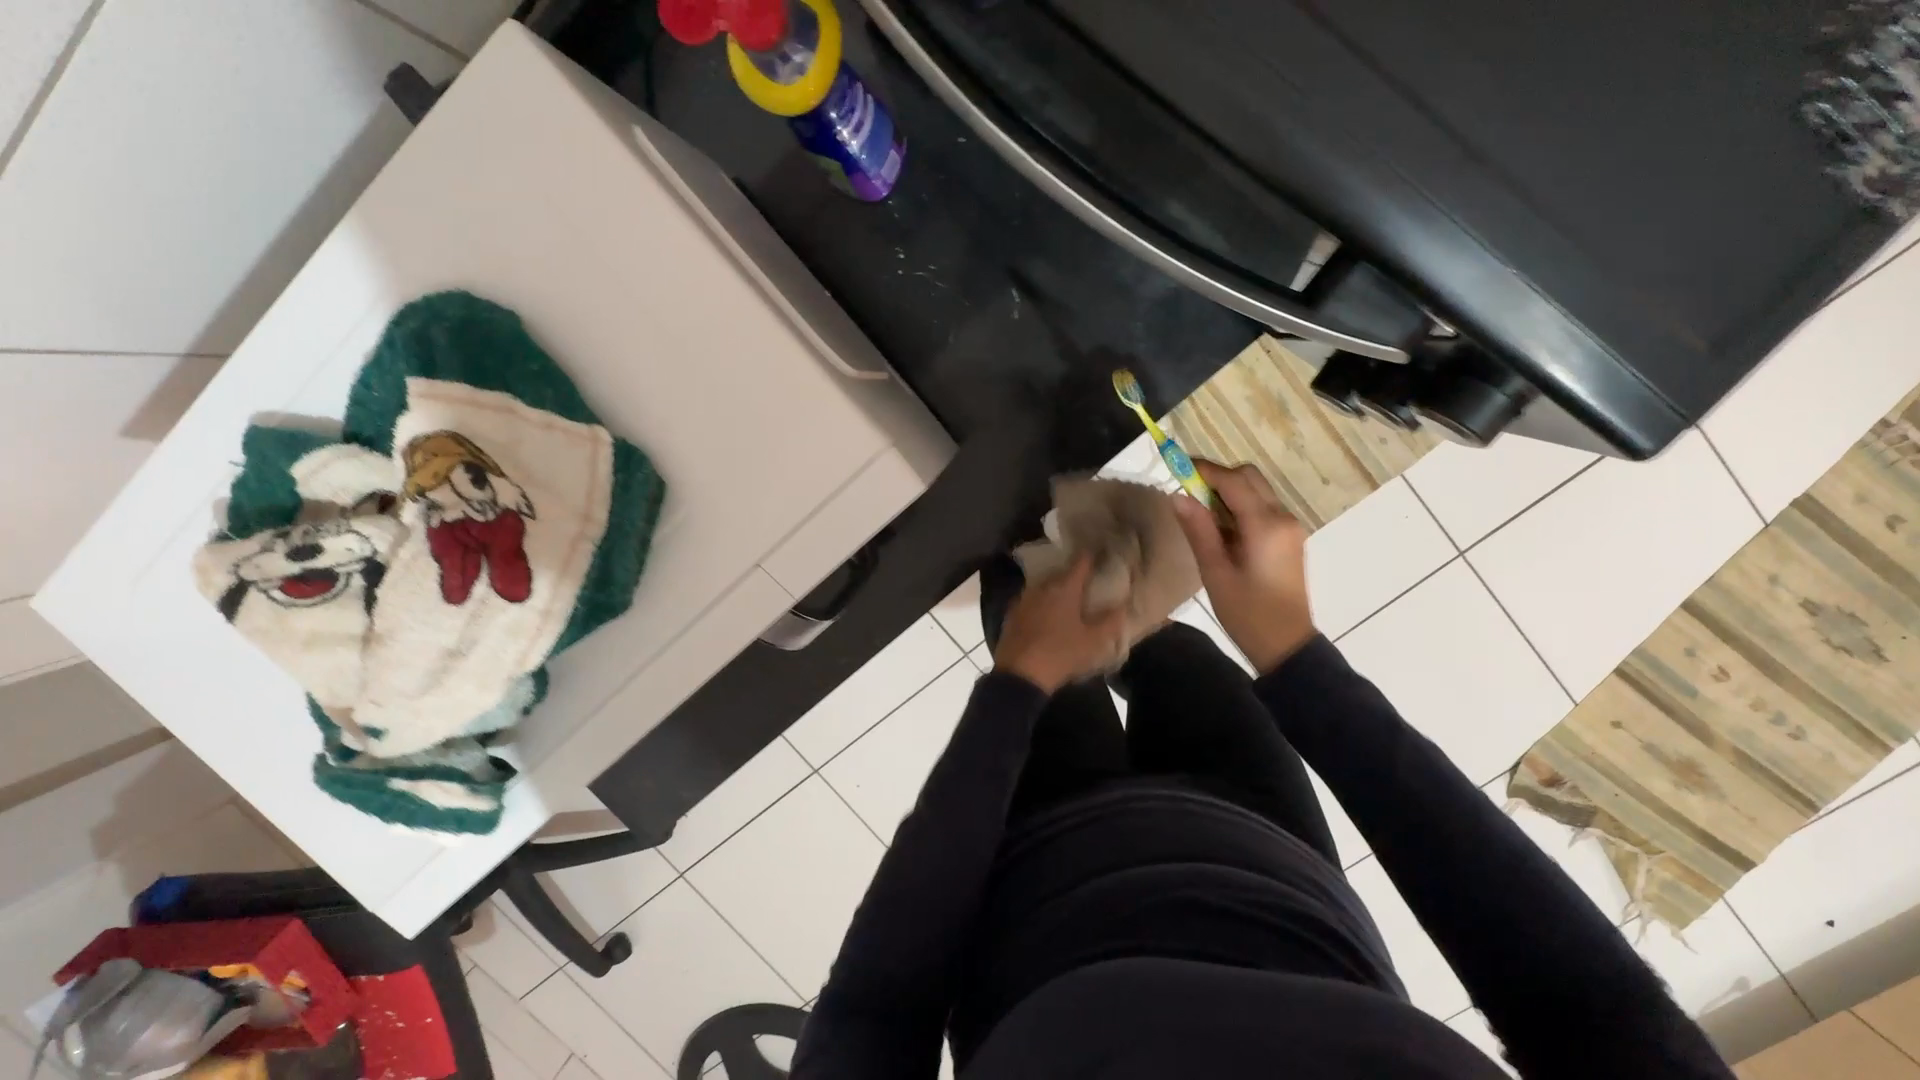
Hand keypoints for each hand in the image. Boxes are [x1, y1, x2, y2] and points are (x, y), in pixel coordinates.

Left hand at [993, 555, 1127, 692]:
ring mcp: (1024, 599)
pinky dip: (1041, 603)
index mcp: (1065, 588)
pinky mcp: (1012, 613)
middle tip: (1087, 583)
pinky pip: (1031, 601)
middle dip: (1074, 576)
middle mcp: (1043, 586)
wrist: (1020, 673)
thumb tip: (1121, 605)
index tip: (1101, 555)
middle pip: (1061, 573)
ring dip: (1055, 590)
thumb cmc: (1062, 654)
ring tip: (1067, 600)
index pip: (1081, 562)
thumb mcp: (1094, 641)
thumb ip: (1110, 620)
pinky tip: (1046, 616)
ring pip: (1044, 586)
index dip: (1092, 556)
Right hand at [1170, 460, 1316, 674]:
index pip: (1234, 480)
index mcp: (1265, 525)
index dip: (1204, 470)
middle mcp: (1283, 517)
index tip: (1177, 466)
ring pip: (1257, 492)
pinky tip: (1220, 530)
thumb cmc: (1248, 614)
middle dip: (1218, 477)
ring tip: (1199, 513)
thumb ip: (1198, 530)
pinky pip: (1262, 509)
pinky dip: (1240, 508)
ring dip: (1228, 493)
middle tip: (1187, 491)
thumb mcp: (1215, 573)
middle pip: (1249, 478)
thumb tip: (1178, 495)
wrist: (1286, 645)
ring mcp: (1289, 527)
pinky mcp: (1289, 539)